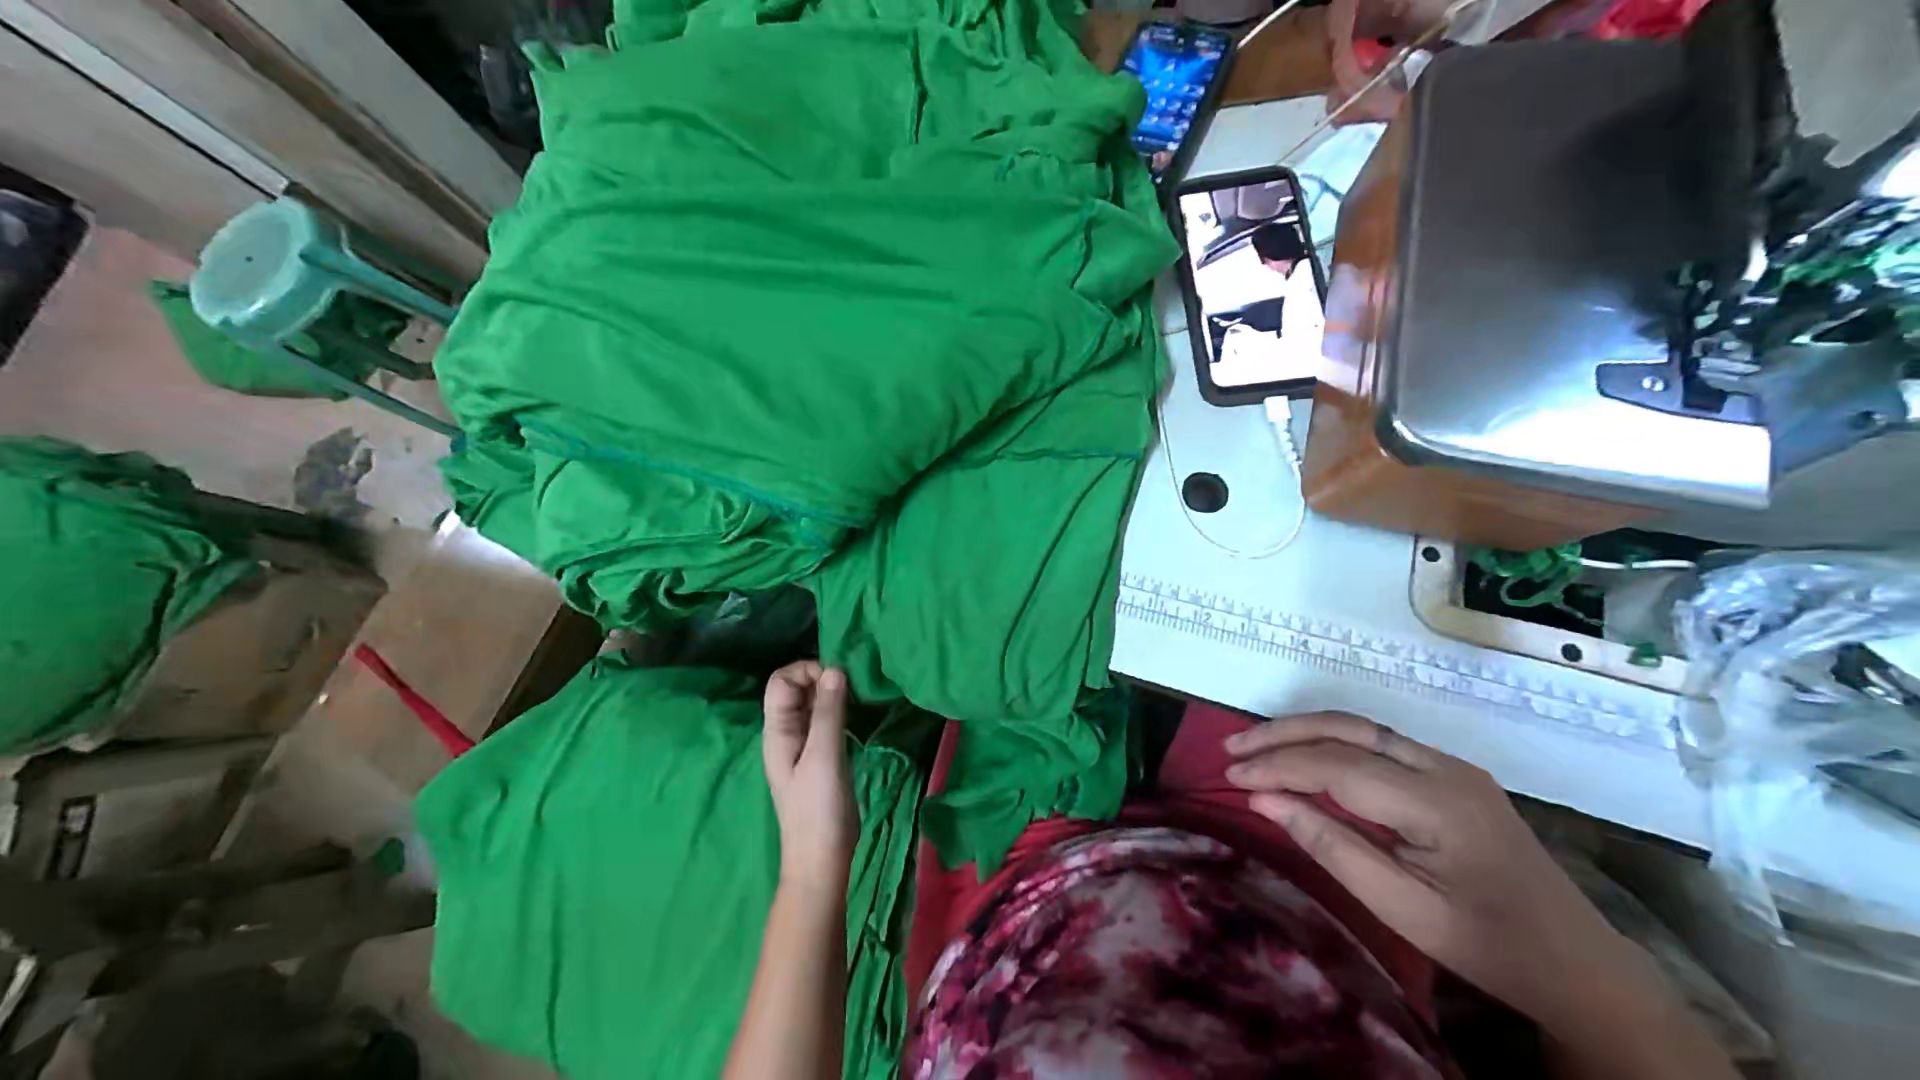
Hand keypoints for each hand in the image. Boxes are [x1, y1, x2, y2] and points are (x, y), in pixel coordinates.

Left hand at [762, 662, 857, 892]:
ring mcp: (805, 744)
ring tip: (862, 695)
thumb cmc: (818, 809)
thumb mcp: (824, 757)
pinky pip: (829, 719)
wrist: (823, 859)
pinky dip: (843, 710)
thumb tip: (836, 668)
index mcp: (778, 730)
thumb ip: (829, 712)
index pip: (782, 680)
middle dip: (824, 677)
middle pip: (798, 687)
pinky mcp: (823, 755)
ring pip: (816, 702)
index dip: (807, 671)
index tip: (838, 679)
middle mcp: (788, 732)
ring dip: (835, 693)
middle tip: (855, 685)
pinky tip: (861, 714)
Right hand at [1224, 712, 1642, 1027]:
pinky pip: (1378, 742)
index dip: (1278, 767)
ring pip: (1361, 727)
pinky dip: (1330, 743)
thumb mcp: (1399, 907)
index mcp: (1438, 805)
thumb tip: (1262, 800)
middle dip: (1283, 734)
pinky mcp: (1448, 772)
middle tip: (1232, 748)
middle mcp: (1444, 768)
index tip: (1231, 776)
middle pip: (1348, 728)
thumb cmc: (1484, 944)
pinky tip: (1303, 757)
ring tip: (1255, 747)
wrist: (1576, 962)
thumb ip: (1327, 844)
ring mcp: (1450, 765)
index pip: (1337, 767)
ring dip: (1303, 732)